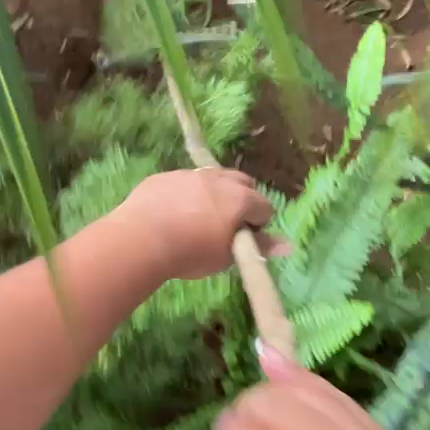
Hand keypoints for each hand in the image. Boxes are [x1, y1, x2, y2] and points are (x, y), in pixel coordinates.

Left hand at [103, 168, 274, 280]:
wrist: (142, 238)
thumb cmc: (191, 252)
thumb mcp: (227, 255)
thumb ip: (259, 247)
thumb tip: (288, 245)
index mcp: (240, 198)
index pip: (264, 207)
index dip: (257, 224)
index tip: (243, 239)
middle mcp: (217, 179)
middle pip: (241, 182)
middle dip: (241, 200)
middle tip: (226, 224)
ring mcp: (189, 174)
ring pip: (212, 177)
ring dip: (213, 192)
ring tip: (199, 216)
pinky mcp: (164, 176)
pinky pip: (183, 181)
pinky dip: (185, 193)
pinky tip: (172, 212)